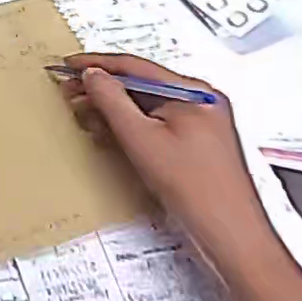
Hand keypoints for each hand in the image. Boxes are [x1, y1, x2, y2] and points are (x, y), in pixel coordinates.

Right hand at [59, 53, 268, 256]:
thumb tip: (92, 74)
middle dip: (102, 89)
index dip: (96, 64)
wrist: (230, 236)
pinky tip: (108, 132)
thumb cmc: (196, 190)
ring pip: (144, 104)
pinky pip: (154, 122)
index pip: (135, 67)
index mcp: (195, 92)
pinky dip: (128, 124)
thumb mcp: (140, 137)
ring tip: (84, 113)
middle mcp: (200, 101)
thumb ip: (111, 100)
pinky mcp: (194, 142)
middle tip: (71, 90)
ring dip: (112, 108)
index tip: (70, 65)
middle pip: (140, 85)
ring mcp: (199, 122)